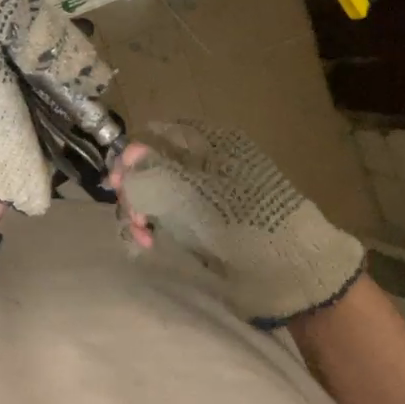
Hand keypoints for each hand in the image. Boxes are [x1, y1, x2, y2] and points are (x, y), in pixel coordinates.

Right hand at [111, 120, 364, 326]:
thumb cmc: (244, 219)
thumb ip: (154, 171)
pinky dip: (153, 226)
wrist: (288, 268)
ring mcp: (204, 194)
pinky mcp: (204, 222)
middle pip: (151, 164)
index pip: (157, 135)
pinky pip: (166, 216)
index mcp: (209, 142)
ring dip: (139, 210)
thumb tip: (126, 153)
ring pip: (155, 192)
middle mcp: (204, 162)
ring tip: (141, 234)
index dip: (131, 155)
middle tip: (130, 214)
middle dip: (133, 187)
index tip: (116, 182)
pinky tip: (149, 242)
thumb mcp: (194, 191)